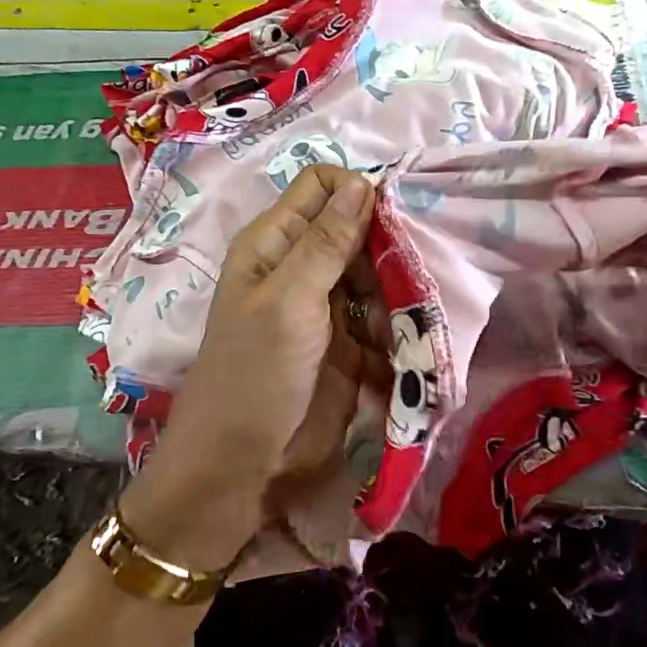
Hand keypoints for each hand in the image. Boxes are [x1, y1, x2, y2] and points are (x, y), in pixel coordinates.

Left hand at [119, 166, 386, 570]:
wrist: (244, 465)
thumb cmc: (256, 374)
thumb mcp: (288, 301)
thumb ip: (326, 243)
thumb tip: (363, 182)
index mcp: (273, 244)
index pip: (321, 188)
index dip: (357, 195)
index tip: (391, 225)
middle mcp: (299, 269)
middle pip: (357, 232)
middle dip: (386, 252)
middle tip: (402, 284)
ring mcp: (325, 310)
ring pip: (377, 278)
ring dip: (395, 298)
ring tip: (392, 331)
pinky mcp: (348, 348)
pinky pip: (383, 322)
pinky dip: (395, 333)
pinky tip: (400, 354)